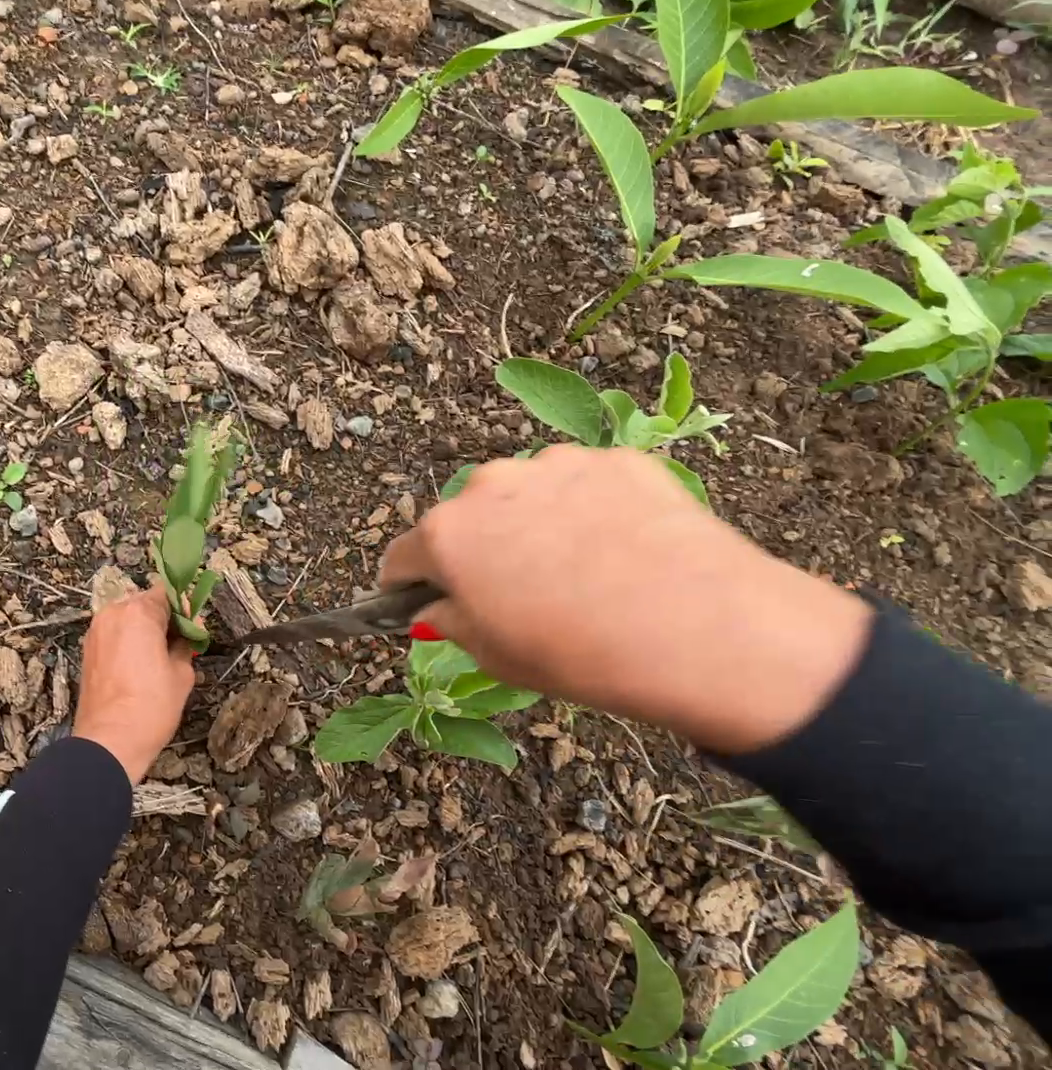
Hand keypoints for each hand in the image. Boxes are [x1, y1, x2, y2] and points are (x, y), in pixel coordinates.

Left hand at [74, 582, 195, 783]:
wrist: (110, 740)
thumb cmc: (151, 706)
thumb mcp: (182, 673)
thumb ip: (184, 644)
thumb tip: (185, 635)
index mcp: (138, 613)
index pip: (167, 594)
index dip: (184, 609)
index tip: (193, 629)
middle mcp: (112, 614)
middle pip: (144, 604)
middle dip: (163, 620)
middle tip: (181, 645)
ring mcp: (95, 632)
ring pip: (127, 620)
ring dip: (144, 631)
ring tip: (160, 659)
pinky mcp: (87, 651)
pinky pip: (113, 636)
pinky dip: (128, 643)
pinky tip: (140, 667)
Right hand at [381, 446, 872, 753]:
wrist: (713, 634)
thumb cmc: (583, 655)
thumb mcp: (494, 656)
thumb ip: (449, 622)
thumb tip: (436, 607)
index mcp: (445, 534)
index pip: (402, 558)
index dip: (409, 586)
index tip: (425, 603)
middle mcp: (488, 485)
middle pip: (462, 520)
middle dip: (474, 551)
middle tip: (513, 594)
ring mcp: (554, 465)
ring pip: (520, 497)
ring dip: (527, 525)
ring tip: (574, 572)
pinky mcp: (615, 459)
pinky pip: (579, 486)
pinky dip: (584, 512)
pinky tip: (617, 552)